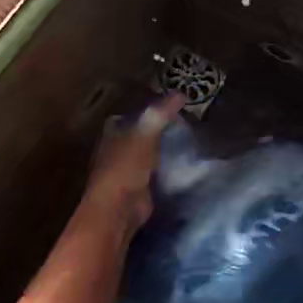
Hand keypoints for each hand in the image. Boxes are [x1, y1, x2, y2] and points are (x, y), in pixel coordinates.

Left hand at [80, 94, 183, 233]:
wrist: (119, 209)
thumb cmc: (126, 167)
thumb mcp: (145, 134)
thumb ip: (161, 113)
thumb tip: (181, 92)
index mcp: (112, 132)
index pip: (132, 114)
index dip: (150, 109)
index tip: (173, 106)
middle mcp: (116, 149)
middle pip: (141, 134)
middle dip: (160, 130)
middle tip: (187, 123)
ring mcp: (126, 169)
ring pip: (148, 152)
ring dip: (164, 149)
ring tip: (190, 141)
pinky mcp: (137, 188)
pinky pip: (156, 171)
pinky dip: (167, 166)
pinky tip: (184, 164)